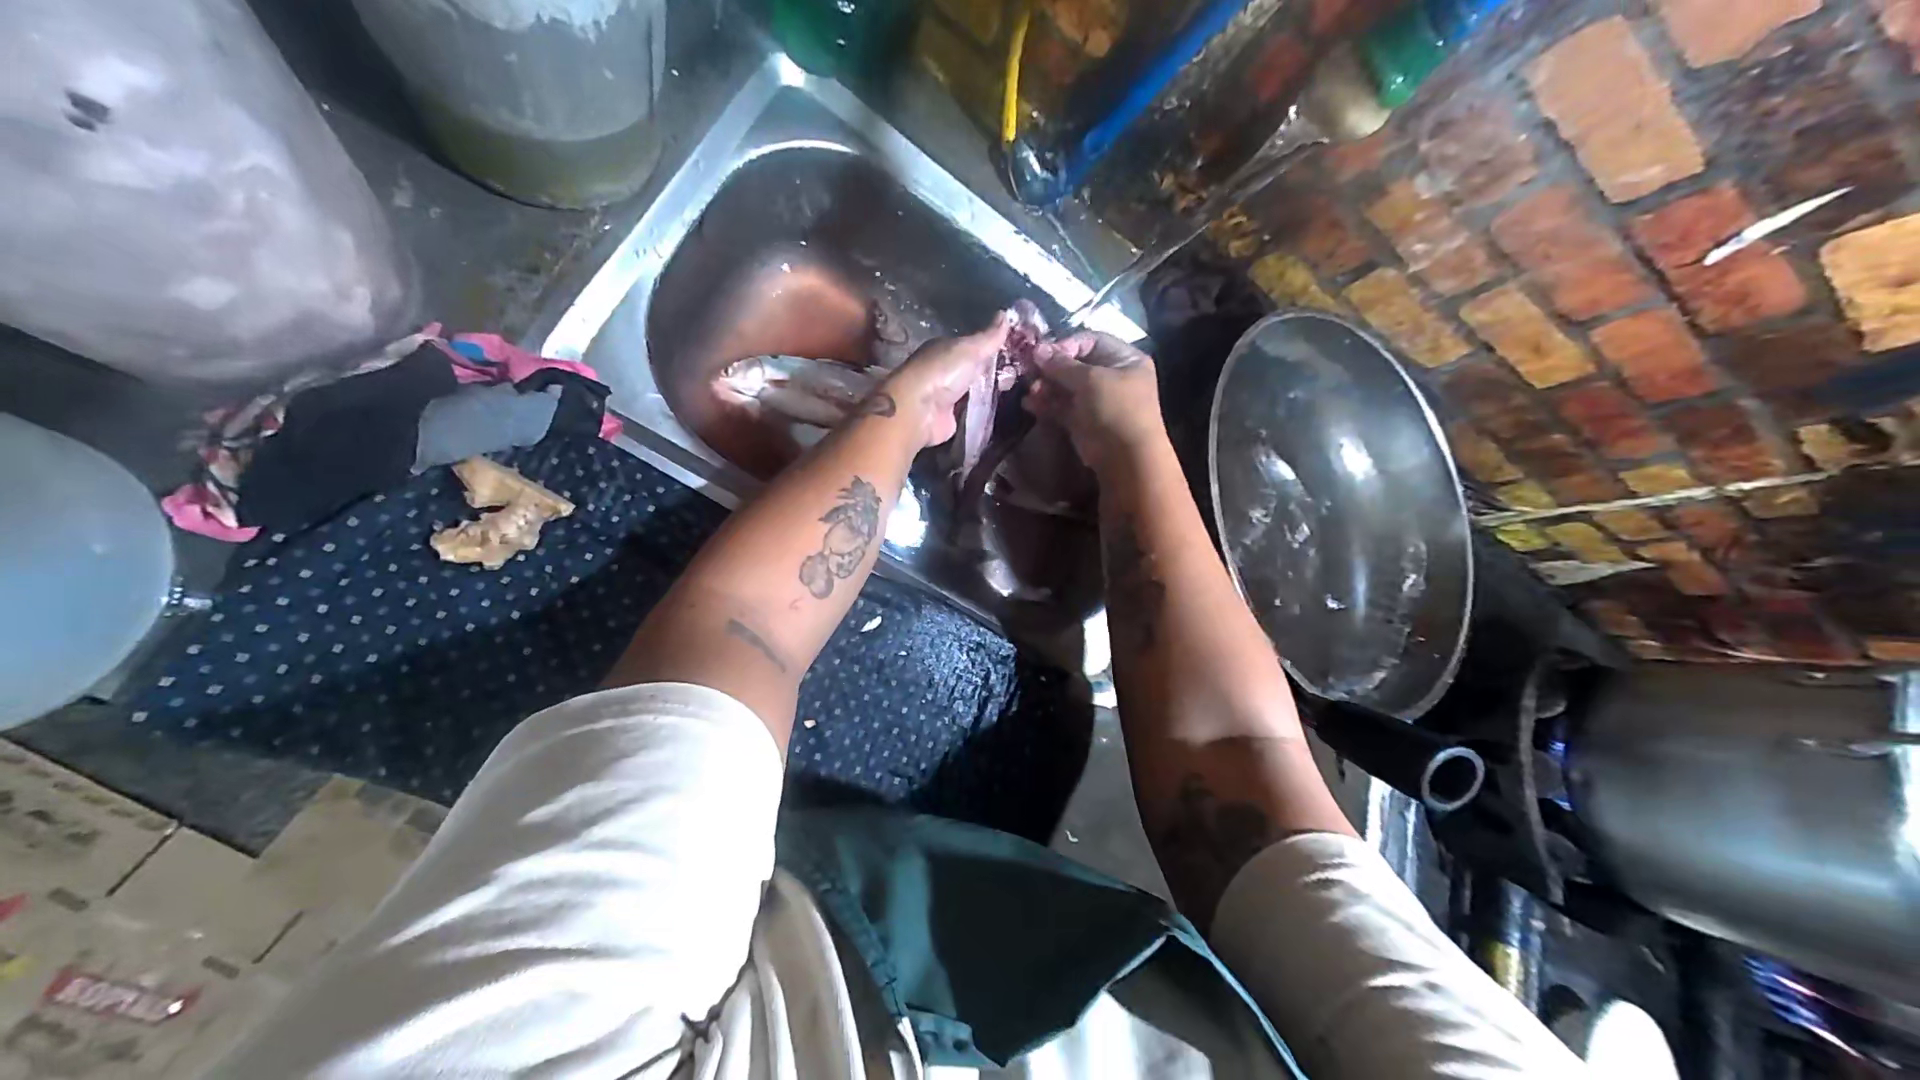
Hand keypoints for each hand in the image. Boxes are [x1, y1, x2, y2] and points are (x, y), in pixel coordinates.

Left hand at [881, 312, 1010, 447]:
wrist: (920, 410)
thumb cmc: (943, 372)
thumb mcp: (971, 348)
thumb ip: (989, 336)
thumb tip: (1006, 314)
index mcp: (945, 349)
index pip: (973, 346)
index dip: (995, 349)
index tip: (1019, 353)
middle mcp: (943, 371)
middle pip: (975, 370)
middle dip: (996, 373)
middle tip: (1023, 377)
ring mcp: (945, 396)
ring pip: (974, 392)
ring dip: (991, 393)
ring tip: (1018, 394)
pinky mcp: (948, 419)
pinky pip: (971, 413)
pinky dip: (983, 412)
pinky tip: (1002, 412)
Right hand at [1023, 331, 1165, 472]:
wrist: (1125, 458)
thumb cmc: (1115, 409)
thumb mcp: (1090, 380)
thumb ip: (1061, 364)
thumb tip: (1037, 349)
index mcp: (1124, 359)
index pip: (1091, 341)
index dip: (1067, 344)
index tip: (1044, 352)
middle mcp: (1112, 377)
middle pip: (1075, 364)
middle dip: (1051, 368)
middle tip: (1030, 370)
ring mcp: (1096, 400)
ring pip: (1065, 387)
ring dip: (1045, 386)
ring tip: (1030, 390)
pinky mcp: (1083, 421)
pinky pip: (1061, 407)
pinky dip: (1046, 404)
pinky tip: (1029, 403)